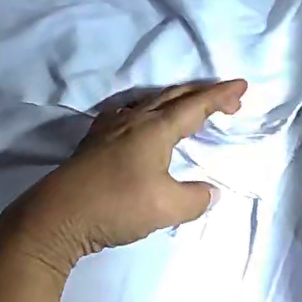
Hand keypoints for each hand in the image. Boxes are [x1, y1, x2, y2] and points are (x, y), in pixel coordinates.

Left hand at [0, 80, 248, 271]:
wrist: (58, 215)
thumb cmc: (117, 205)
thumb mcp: (167, 207)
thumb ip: (195, 198)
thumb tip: (208, 191)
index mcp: (154, 128)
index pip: (195, 106)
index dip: (220, 96)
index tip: (242, 86)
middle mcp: (132, 120)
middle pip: (171, 98)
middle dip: (201, 96)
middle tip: (226, 101)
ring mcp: (108, 128)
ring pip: (147, 104)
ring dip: (173, 102)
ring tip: (187, 111)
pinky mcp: (93, 142)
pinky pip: (128, 114)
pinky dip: (147, 113)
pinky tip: (141, 123)